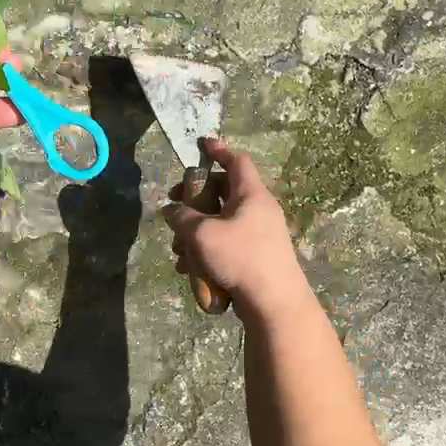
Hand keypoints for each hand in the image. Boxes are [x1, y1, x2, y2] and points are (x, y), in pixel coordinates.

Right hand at [161, 137, 310, 320]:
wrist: (273, 301)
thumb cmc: (240, 258)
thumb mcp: (201, 234)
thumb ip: (181, 217)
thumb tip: (171, 210)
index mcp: (251, 195)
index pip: (236, 162)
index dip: (218, 150)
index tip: (202, 144)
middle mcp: (257, 209)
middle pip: (221, 193)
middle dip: (193, 201)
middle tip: (174, 209)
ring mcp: (258, 233)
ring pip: (219, 222)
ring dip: (194, 233)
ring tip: (179, 252)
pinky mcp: (255, 255)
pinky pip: (225, 243)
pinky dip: (206, 250)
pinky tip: (191, 270)